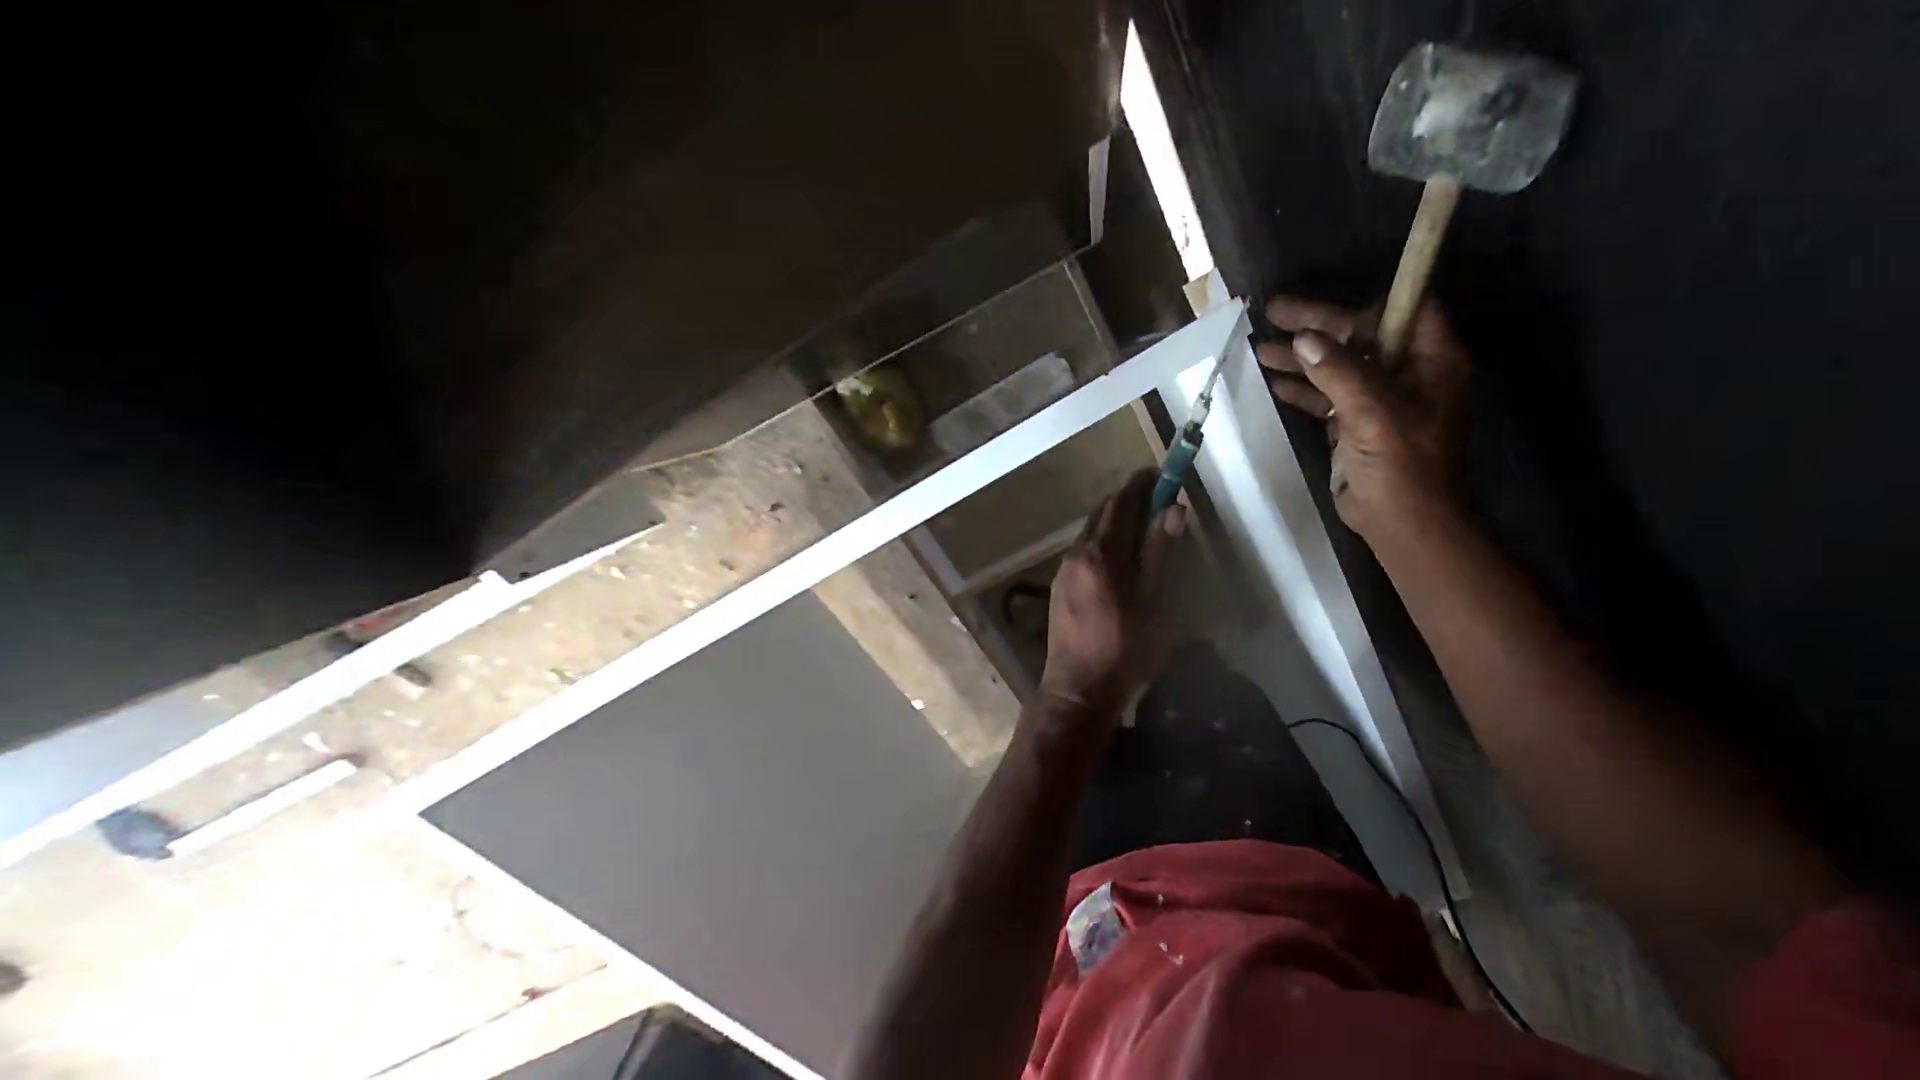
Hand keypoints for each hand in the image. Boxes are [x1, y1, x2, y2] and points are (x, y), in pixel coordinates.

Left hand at [1038, 471, 1184, 711]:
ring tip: (1145, 525)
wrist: (1078, 689)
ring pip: (1091, 531)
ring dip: (1116, 520)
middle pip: (1102, 513)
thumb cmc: (1124, 650)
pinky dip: (1104, 540)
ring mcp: (1063, 570)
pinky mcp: (1059, 586)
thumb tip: (1174, 509)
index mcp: (1099, 554)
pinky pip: (1083, 550)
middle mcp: (1075, 554)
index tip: (1162, 474)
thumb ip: (1158, 553)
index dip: (1142, 485)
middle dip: (1129, 499)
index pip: (1121, 503)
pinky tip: (1121, 555)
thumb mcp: (1152, 602)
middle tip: (1159, 498)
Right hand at [1256, 295, 1469, 539]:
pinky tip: (1274, 381)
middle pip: (1360, 336)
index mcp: (1430, 361)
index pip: (1404, 310)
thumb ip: (1338, 373)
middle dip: (1317, 326)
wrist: (1403, 523)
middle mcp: (1407, 373)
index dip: (1364, 305)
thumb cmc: (1402, 467)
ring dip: (1301, 357)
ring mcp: (1379, 399)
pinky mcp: (1356, 423)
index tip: (1321, 309)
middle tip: (1273, 313)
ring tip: (1260, 349)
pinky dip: (1302, 387)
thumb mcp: (1373, 414)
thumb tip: (1303, 339)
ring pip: (1337, 365)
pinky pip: (1327, 395)